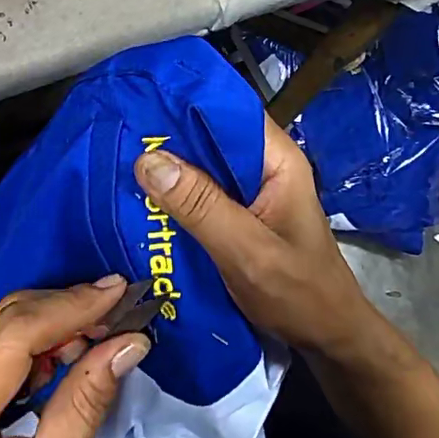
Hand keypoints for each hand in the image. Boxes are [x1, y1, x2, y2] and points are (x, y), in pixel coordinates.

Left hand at [0, 283, 152, 437]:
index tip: (124, 292)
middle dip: (70, 307)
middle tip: (123, 314)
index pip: (11, 338)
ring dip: (55, 319)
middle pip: (3, 321)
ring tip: (102, 333)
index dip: (72, 306)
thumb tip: (129, 340)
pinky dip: (35, 337)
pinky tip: (66, 352)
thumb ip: (85, 406)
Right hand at [133, 115, 379, 355]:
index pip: (231, 113)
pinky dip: (176, 200)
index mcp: (279, 161)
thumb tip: (148, 158)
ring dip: (168, 171)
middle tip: (113, 136)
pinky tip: (140, 203)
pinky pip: (204, 197)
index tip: (138, 103)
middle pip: (213, 139)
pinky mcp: (241, 217)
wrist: (325, 334)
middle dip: (169, 139)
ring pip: (205, 169)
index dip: (187, 105)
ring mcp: (254, 193)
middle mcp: (266, 168)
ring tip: (114, 164)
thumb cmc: (297, 292)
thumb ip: (201, 206)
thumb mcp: (247, 250)